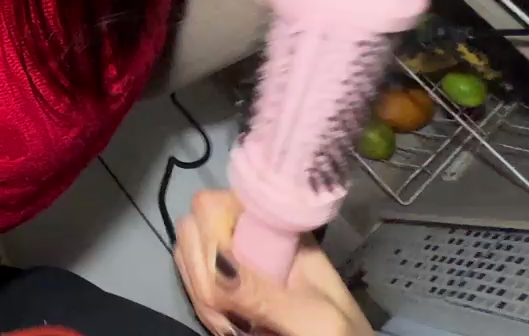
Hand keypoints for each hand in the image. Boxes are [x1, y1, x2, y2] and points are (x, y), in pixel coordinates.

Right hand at [175, 191, 369, 335]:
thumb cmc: (343, 335)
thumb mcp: (316, 321)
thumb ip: (267, 296)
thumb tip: (216, 270)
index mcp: (272, 224)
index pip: (212, 205)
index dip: (207, 242)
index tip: (223, 289)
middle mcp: (246, 227)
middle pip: (191, 229)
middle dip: (201, 277)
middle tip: (225, 319)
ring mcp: (232, 249)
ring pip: (186, 254)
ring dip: (199, 295)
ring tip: (229, 328)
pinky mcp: (224, 272)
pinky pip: (191, 276)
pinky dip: (200, 304)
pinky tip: (224, 326)